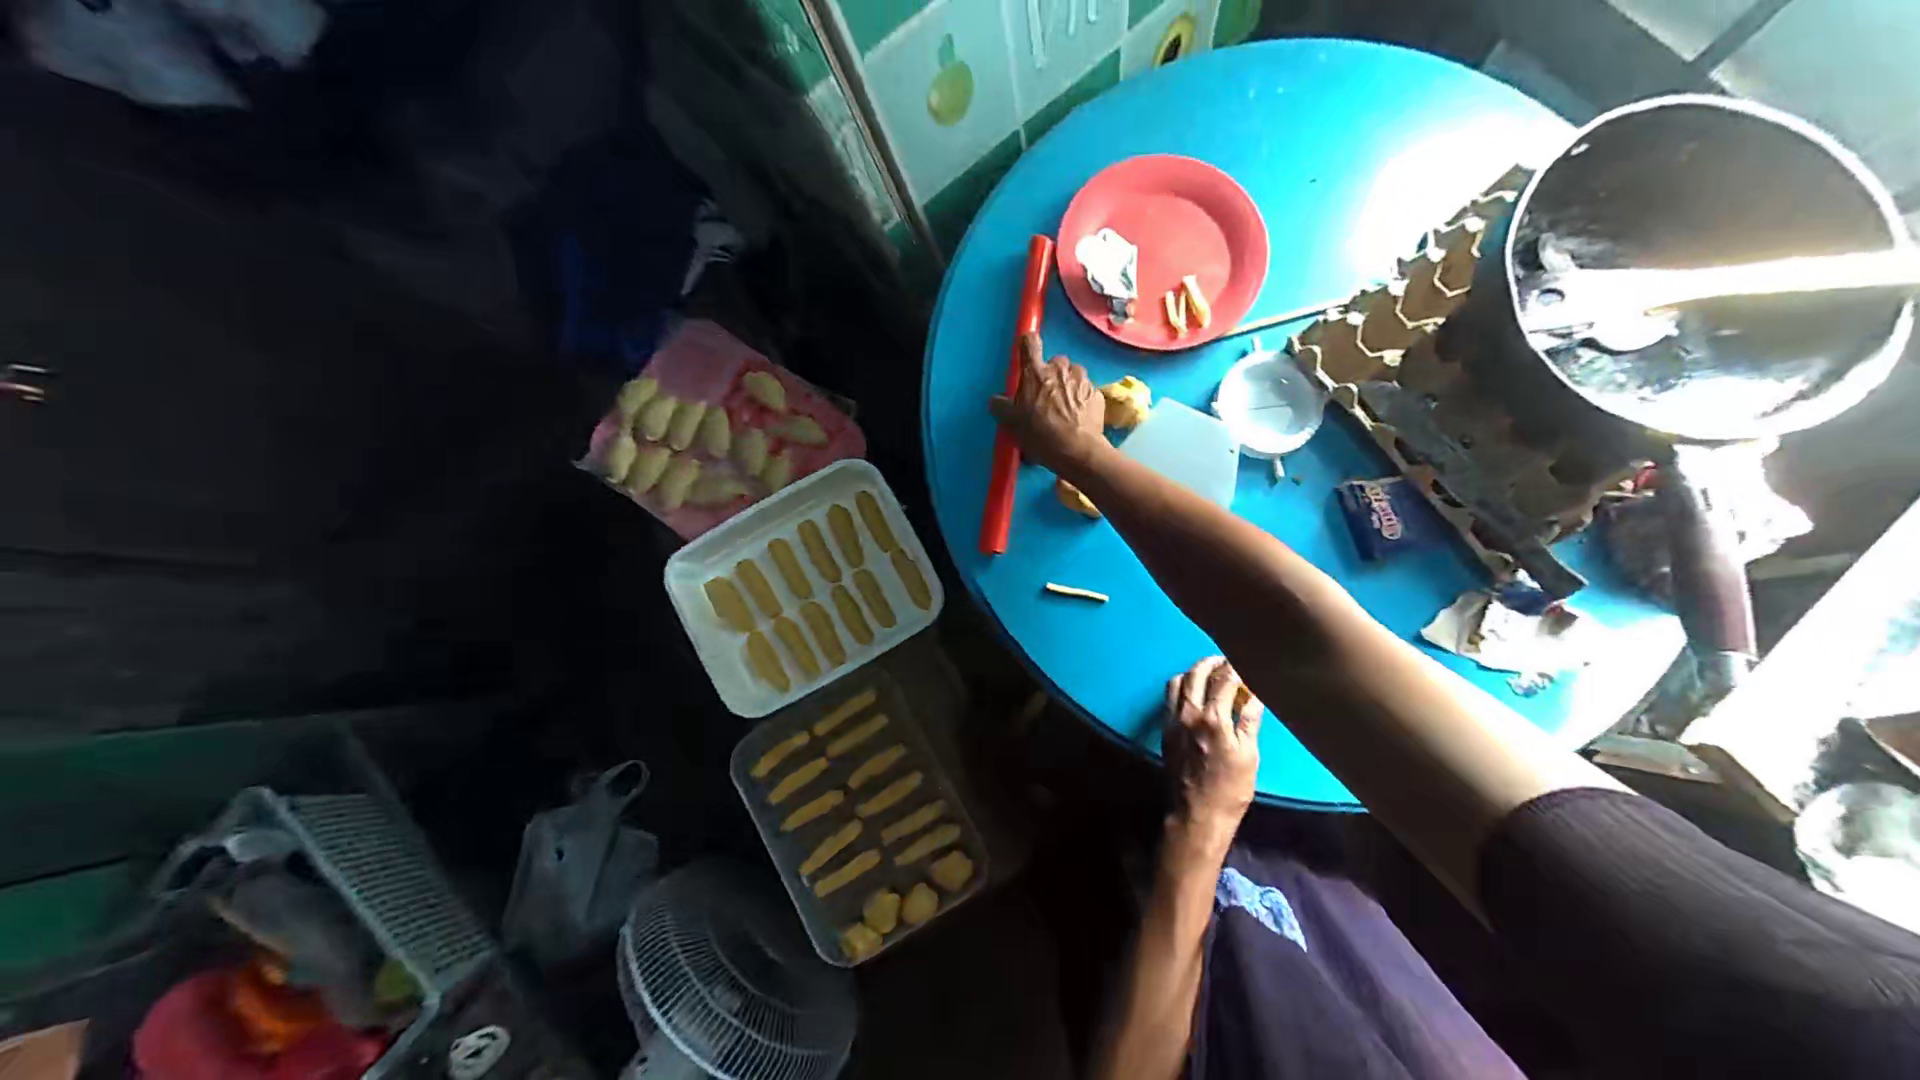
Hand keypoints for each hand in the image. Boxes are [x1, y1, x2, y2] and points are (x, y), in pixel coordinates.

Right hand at [987, 331, 1105, 473]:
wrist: (1077, 451)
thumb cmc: (1040, 434)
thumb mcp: (1013, 423)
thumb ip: (1001, 407)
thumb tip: (995, 401)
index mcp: (1036, 372)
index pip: (1029, 343)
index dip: (1027, 345)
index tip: (1027, 355)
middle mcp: (1061, 369)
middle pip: (1055, 362)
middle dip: (1051, 374)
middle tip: (1046, 397)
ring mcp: (1082, 380)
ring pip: (1074, 375)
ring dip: (1068, 386)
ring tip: (1064, 409)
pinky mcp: (1097, 394)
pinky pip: (1086, 391)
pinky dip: (1082, 400)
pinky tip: (1078, 417)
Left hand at [1163, 657, 1262, 853]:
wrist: (1197, 813)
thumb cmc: (1230, 788)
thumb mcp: (1248, 755)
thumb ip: (1249, 721)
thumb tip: (1254, 695)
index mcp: (1213, 718)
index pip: (1224, 680)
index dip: (1236, 668)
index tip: (1245, 662)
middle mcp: (1188, 713)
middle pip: (1196, 674)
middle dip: (1211, 663)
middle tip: (1224, 660)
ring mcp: (1172, 720)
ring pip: (1177, 682)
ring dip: (1192, 672)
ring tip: (1207, 673)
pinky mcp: (1164, 729)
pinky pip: (1168, 698)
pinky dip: (1180, 687)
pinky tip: (1193, 693)